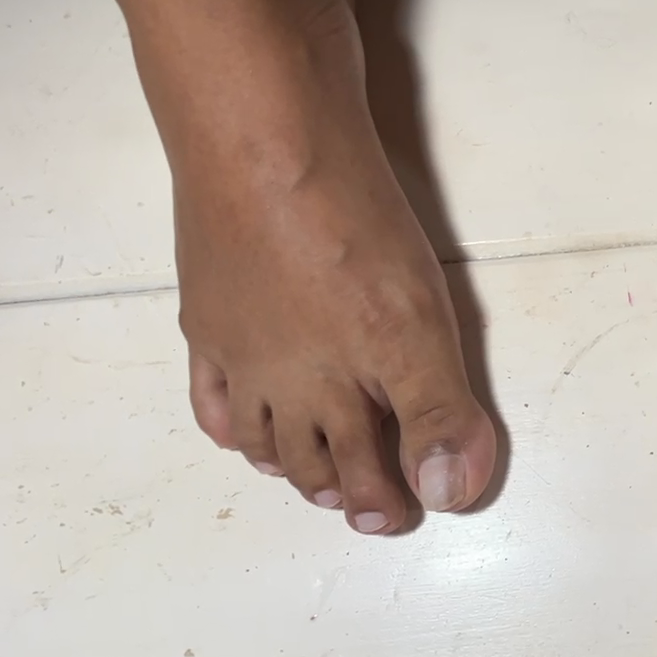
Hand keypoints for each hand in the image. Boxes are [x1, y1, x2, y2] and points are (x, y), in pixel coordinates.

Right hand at [53, 0, 496, 533]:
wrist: (264, 137)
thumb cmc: (353, 235)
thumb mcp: (421, 330)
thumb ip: (437, 414)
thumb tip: (449, 498)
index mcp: (337, 391)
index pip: (363, 471)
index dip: (385, 501)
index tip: (402, 519)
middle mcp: (279, 382)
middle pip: (310, 457)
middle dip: (343, 490)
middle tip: (365, 507)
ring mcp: (236, 346)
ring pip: (260, 432)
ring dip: (288, 464)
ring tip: (311, 478)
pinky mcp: (207, 306)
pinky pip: (210, 389)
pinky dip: (229, 422)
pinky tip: (238, 429)